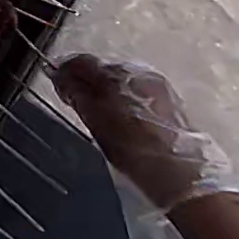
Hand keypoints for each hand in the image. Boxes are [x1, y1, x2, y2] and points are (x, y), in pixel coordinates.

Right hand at [51, 54, 215, 208]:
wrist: (185, 176)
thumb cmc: (135, 152)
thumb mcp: (99, 126)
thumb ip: (78, 97)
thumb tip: (60, 76)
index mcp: (116, 75)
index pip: (82, 62)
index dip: (65, 70)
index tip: (54, 81)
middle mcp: (136, 70)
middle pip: (102, 67)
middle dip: (85, 78)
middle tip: (72, 96)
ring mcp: (155, 82)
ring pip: (120, 77)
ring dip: (104, 86)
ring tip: (95, 107)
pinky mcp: (168, 95)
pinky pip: (135, 86)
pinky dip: (122, 94)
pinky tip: (119, 112)